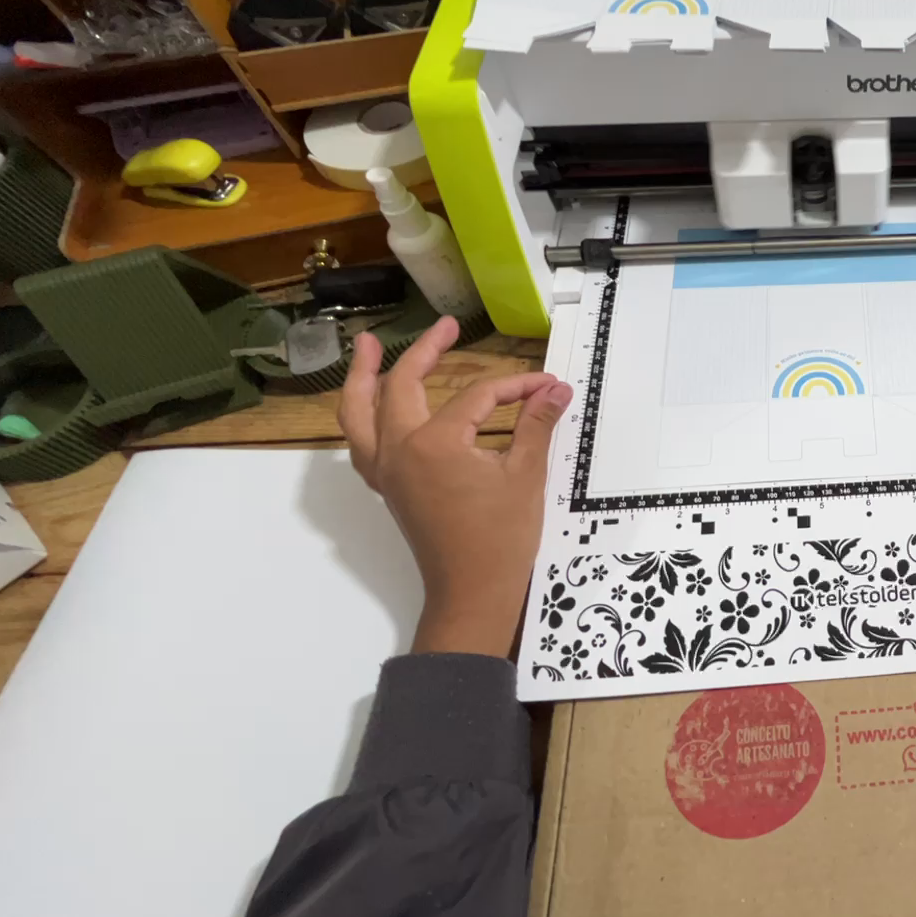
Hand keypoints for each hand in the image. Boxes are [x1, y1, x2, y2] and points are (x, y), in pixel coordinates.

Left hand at [339, 316, 573, 656]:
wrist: (473, 590)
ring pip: (359, 412)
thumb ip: (537, 425)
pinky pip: (362, 443)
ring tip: (366, 347)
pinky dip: (363, 417)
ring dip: (363, 377)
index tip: (548, 386)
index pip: (478, 397)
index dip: (517, 387)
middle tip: (446, 327)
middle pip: (402, 386)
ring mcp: (387, 470)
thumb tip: (556, 389)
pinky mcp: (388, 487)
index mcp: (435, 443)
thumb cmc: (502, 536)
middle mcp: (399, 449)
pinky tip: (376, 408)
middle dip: (423, 351)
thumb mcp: (526, 475)